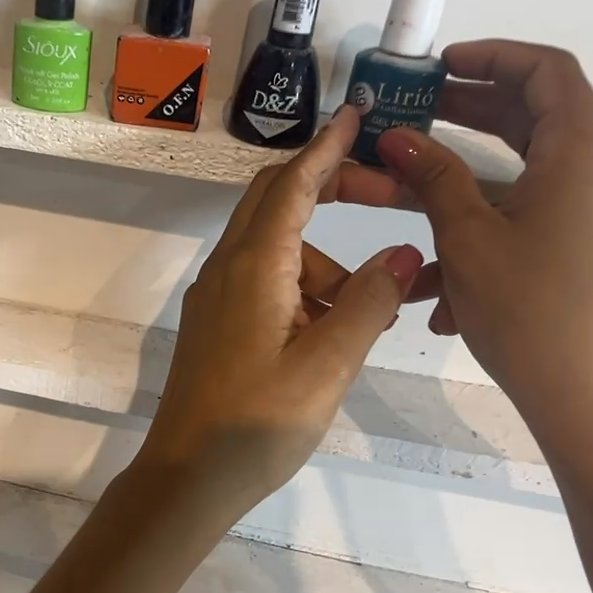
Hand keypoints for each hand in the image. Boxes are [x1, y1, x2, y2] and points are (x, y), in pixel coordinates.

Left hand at [137, 106, 425, 513]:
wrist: (188, 476)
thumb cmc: (258, 422)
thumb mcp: (329, 363)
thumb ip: (370, 302)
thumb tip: (404, 251)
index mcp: (253, 266)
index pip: (292, 184)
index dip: (327, 147)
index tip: (358, 116)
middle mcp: (228, 268)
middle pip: (278, 202)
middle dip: (333, 189)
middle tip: (390, 199)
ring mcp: (219, 296)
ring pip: (279, 249)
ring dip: (329, 261)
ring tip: (376, 307)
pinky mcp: (220, 323)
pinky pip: (268, 282)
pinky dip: (307, 288)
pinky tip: (337, 331)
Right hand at [335, 39, 592, 442]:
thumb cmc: (530, 310)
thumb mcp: (468, 238)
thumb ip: (433, 178)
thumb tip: (397, 137)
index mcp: (584, 153)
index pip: (546, 71)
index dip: (491, 57)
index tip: (438, 67)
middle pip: (536, 117)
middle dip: (469, 112)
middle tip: (412, 114)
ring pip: (526, 174)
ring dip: (465, 179)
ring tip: (406, 188)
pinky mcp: (592, 249)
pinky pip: (534, 216)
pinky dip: (487, 224)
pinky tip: (436, 281)